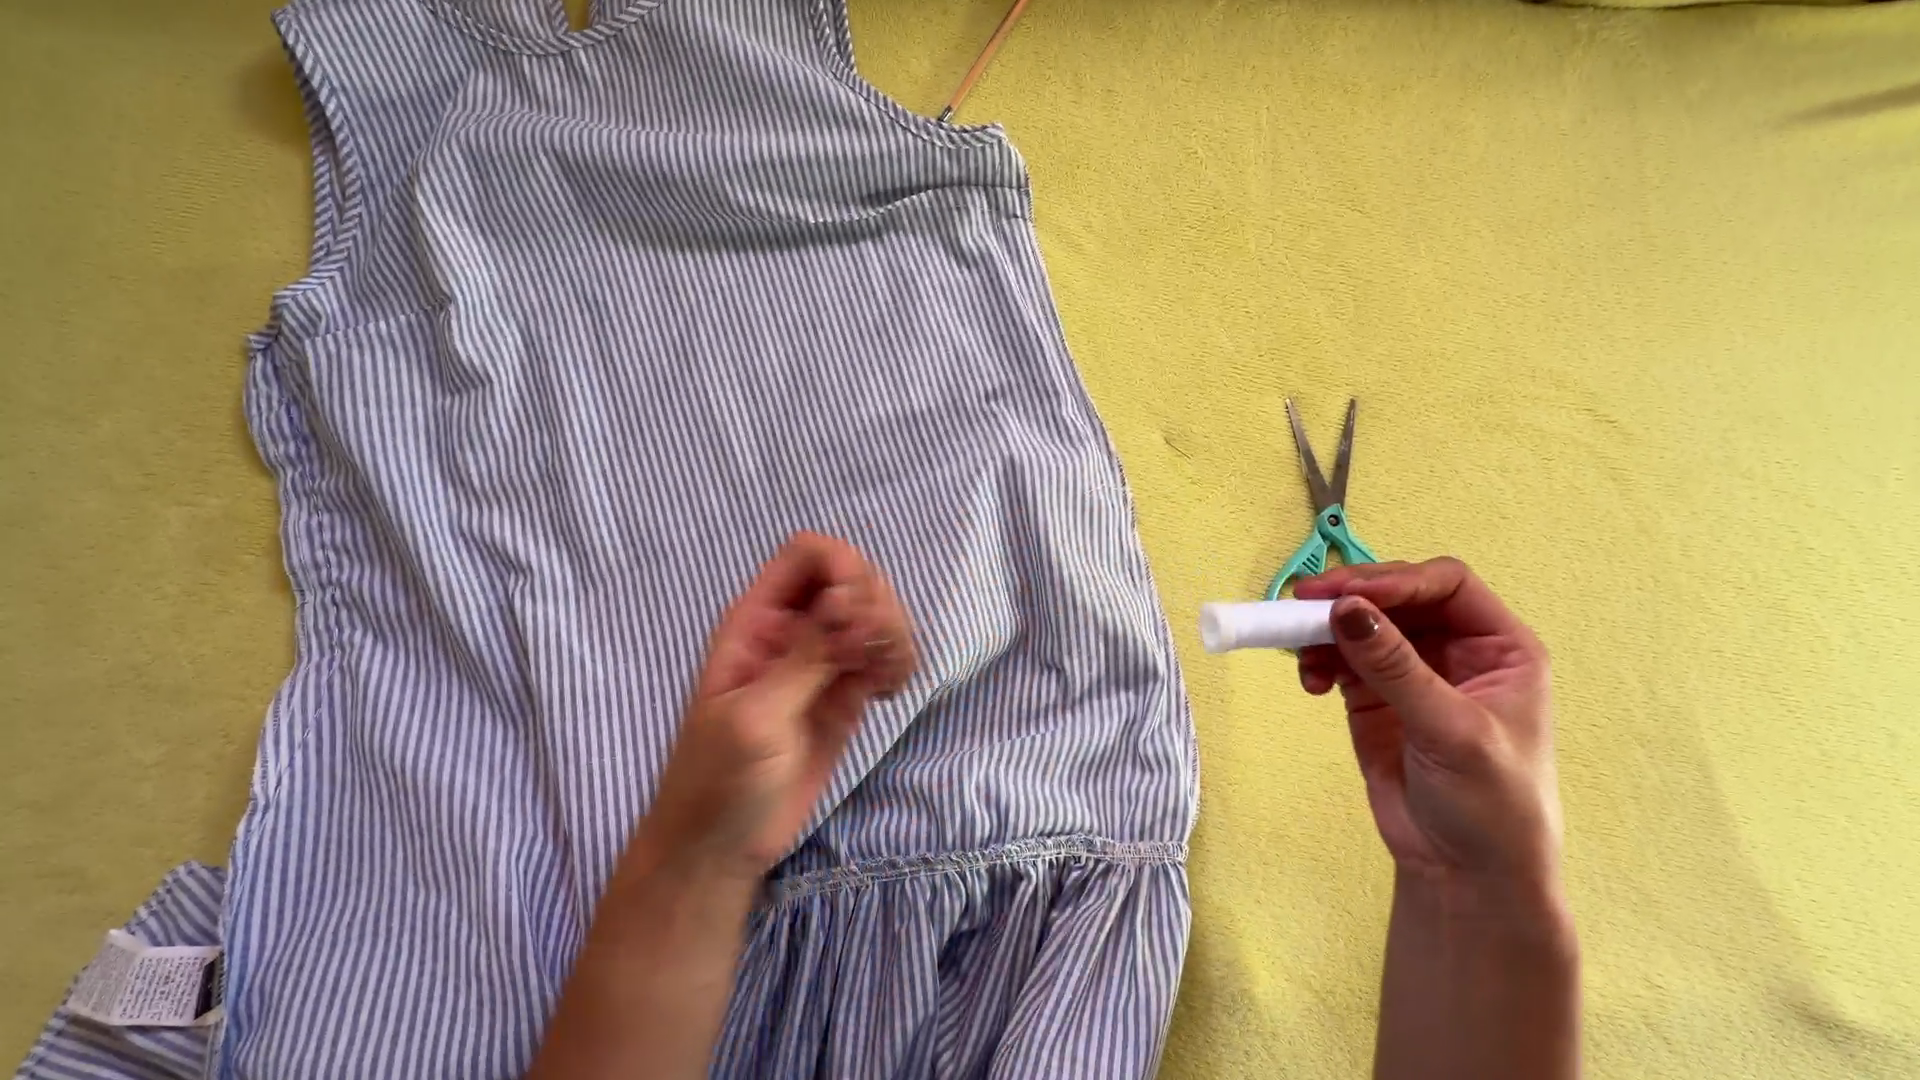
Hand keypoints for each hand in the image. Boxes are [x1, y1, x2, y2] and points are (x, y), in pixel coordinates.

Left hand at [644, 532, 916, 877]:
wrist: (722, 845)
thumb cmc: (718, 780)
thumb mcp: (754, 717)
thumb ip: (803, 658)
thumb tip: (845, 598)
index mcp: (757, 621)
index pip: (808, 555)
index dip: (841, 569)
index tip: (851, 617)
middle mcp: (794, 631)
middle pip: (853, 578)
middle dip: (875, 605)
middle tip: (867, 655)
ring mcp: (822, 663)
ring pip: (876, 615)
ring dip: (894, 634)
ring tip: (885, 679)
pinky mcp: (845, 694)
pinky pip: (884, 657)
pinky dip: (899, 663)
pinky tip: (889, 693)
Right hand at [1294, 559, 1562, 894]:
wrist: (1462, 871)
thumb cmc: (1489, 802)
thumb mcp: (1449, 729)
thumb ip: (1395, 665)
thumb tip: (1345, 608)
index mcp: (1499, 646)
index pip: (1446, 584)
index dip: (1397, 579)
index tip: (1346, 593)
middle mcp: (1454, 648)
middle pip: (1396, 596)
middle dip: (1351, 597)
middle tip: (1302, 603)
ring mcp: (1410, 670)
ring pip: (1361, 623)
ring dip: (1326, 630)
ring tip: (1302, 655)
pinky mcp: (1373, 695)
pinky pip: (1340, 657)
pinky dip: (1319, 660)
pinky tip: (1310, 682)